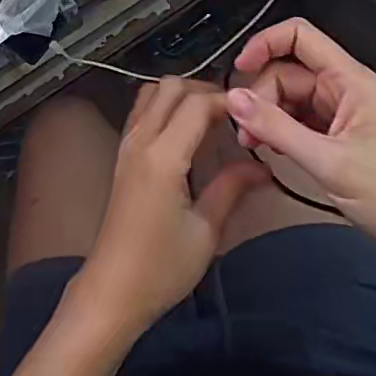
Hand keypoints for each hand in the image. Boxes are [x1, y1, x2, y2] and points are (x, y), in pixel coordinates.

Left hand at [75, 79, 267, 331]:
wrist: (112, 288)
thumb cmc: (161, 266)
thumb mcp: (206, 231)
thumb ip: (232, 188)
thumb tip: (263, 168)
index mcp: (162, 155)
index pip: (197, 104)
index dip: (228, 101)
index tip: (254, 113)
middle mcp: (141, 139)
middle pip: (170, 87)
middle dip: (204, 91)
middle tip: (234, 114)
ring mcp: (127, 143)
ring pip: (152, 92)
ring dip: (182, 94)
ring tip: (212, 118)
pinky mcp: (122, 153)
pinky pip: (142, 110)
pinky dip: (165, 105)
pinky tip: (186, 130)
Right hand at [226, 18, 375, 280]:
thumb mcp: (330, 163)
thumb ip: (277, 128)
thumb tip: (235, 99)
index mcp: (351, 81)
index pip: (299, 36)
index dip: (264, 43)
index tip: (239, 69)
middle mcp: (345, 91)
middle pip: (287, 71)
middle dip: (261, 95)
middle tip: (246, 130)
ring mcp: (342, 115)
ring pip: (289, 99)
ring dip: (267, 117)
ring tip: (254, 146)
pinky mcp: (339, 140)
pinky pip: (298, 122)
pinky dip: (280, 133)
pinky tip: (271, 152)